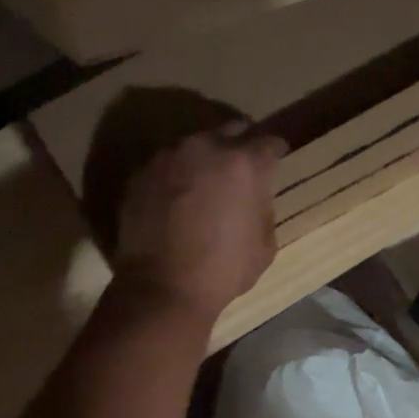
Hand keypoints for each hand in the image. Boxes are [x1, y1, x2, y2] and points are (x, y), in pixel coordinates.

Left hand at [112, 124, 286, 317]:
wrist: (162, 287)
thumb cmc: (223, 271)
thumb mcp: (263, 246)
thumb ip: (262, 209)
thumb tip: (254, 198)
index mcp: (244, 163)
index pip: (269, 142)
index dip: (276, 149)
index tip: (278, 155)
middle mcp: (205, 147)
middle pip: (230, 130)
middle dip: (240, 143)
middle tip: (243, 163)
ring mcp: (168, 157)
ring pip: (194, 146)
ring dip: (205, 159)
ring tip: (207, 181)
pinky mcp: (140, 174)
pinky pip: (167, 166)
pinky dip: (177, 177)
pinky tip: (178, 199)